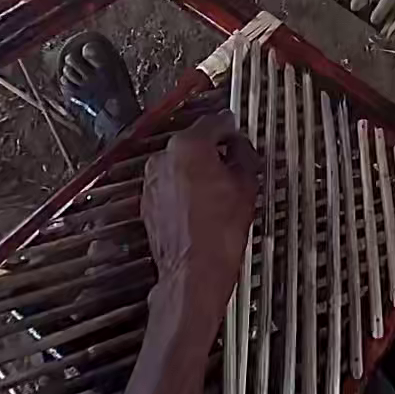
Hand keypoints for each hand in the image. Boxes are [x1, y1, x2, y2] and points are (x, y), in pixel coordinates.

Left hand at [141, 110, 262, 315]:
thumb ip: (243, 155)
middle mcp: (164, 159)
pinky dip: (184, 188)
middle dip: (213, 151)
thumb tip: (240, 148)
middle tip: (234, 165)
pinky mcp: (148, 199)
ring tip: (219, 190)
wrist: (194, 271)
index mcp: (188, 147)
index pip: (214, 121)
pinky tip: (203, 205)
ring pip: (180, 163)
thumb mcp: (246, 186)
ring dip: (197, 170)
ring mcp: (153, 179)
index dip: (231, 127)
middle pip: (194, 141)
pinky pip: (170, 184)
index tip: (237, 132)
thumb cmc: (218, 235)